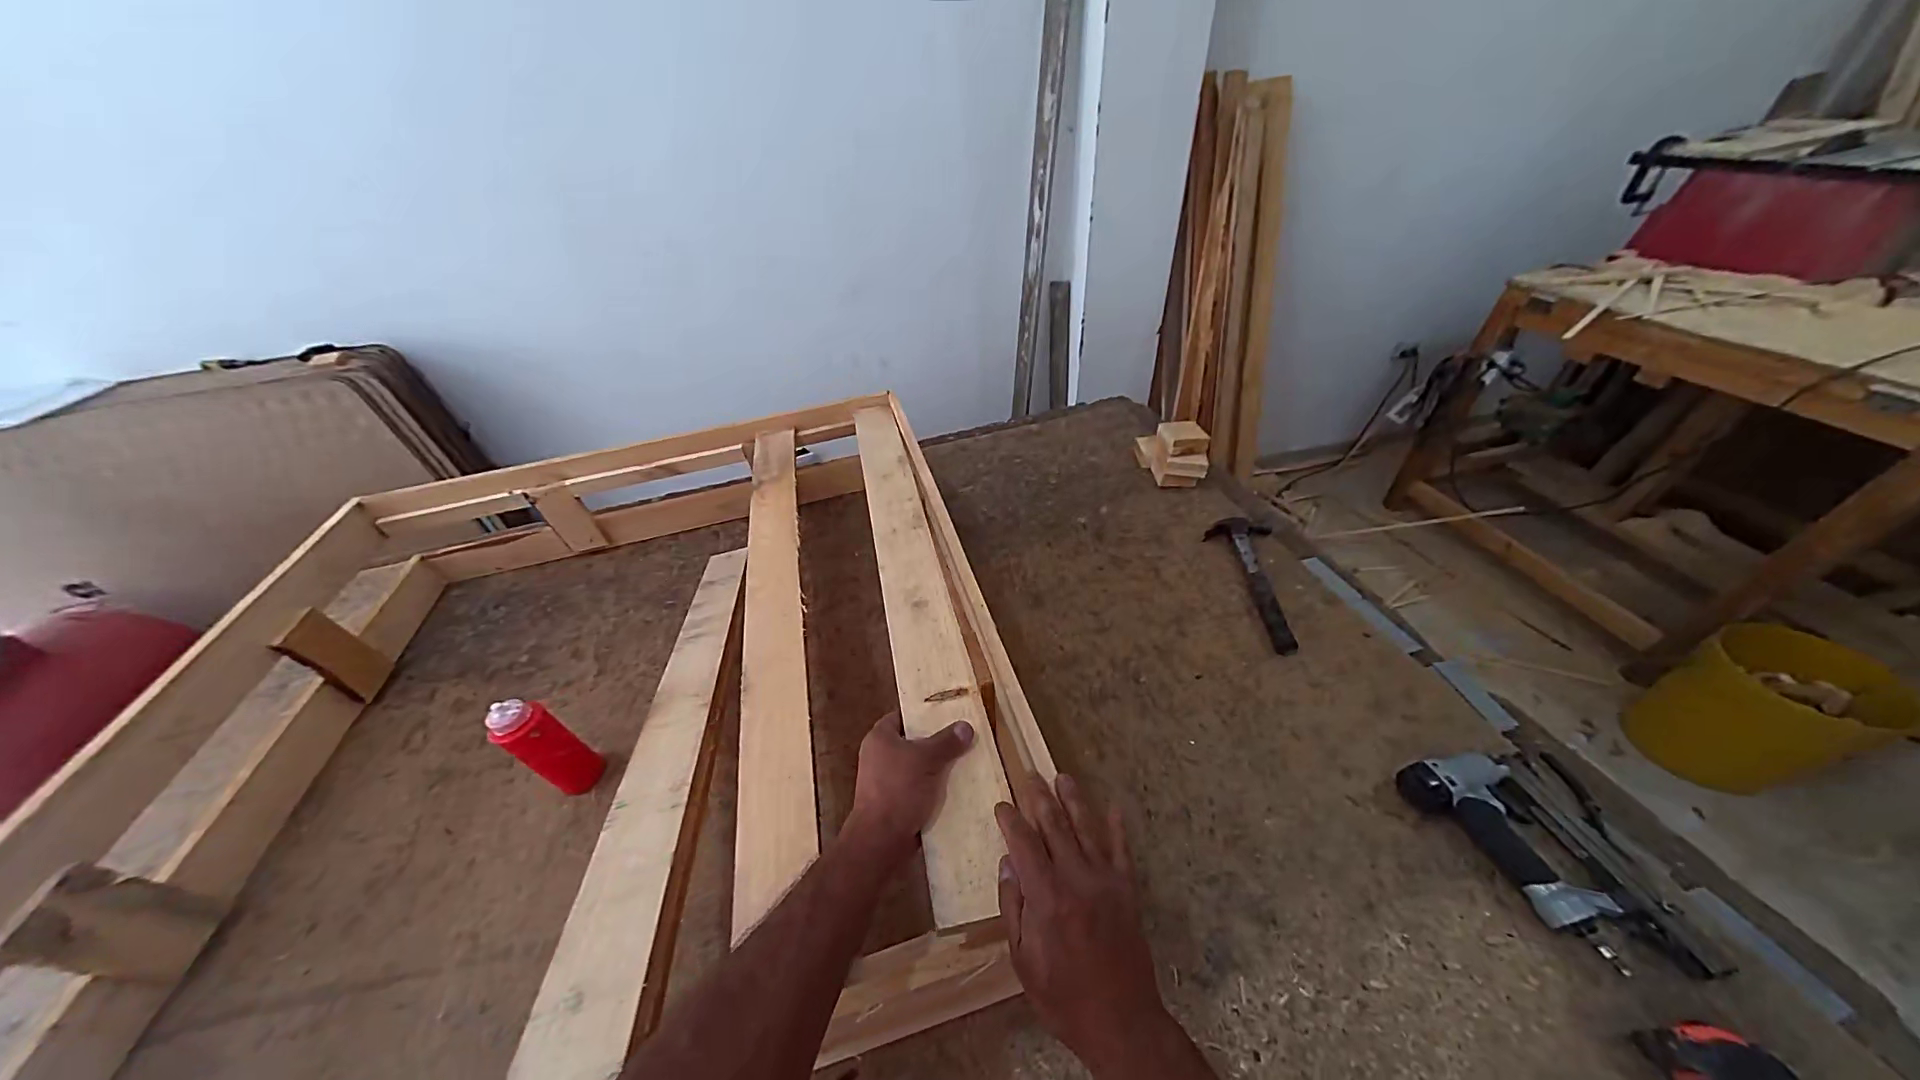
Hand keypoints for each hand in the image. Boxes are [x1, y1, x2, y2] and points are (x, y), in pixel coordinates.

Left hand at [843, 711, 973, 861]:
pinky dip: (934, 788)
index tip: (947, 713)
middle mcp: (879, 757)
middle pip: (913, 742)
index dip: (923, 713)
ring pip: (918, 767)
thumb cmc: (899, 789)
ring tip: (966, 761)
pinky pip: (918, 788)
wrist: (882, 840)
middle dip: (937, 742)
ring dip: (938, 767)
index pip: (902, 716)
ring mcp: (886, 781)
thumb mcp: (927, 760)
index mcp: (880, 738)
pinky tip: (956, 788)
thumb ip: (946, 742)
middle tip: (962, 737)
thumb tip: (965, 726)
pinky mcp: (895, 803)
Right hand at [996, 776, 1212, 1079]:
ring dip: (1073, 800)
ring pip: (1086, 829)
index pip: (1024, 844)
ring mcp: (1105, 881)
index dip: (1011, 820)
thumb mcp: (1023, 960)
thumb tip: (1007, 865)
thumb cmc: (1062, 996)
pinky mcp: (1127, 890)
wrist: (1120, 1021)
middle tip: (1030, 776)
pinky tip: (1114, 806)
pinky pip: (1122, 850)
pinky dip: (1117, 826)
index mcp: (1046, 896)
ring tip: (1062, 777)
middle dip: (1040, 798)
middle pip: (1054, 826)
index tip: (1001, 805)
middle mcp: (1076, 879)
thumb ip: (1013, 909)